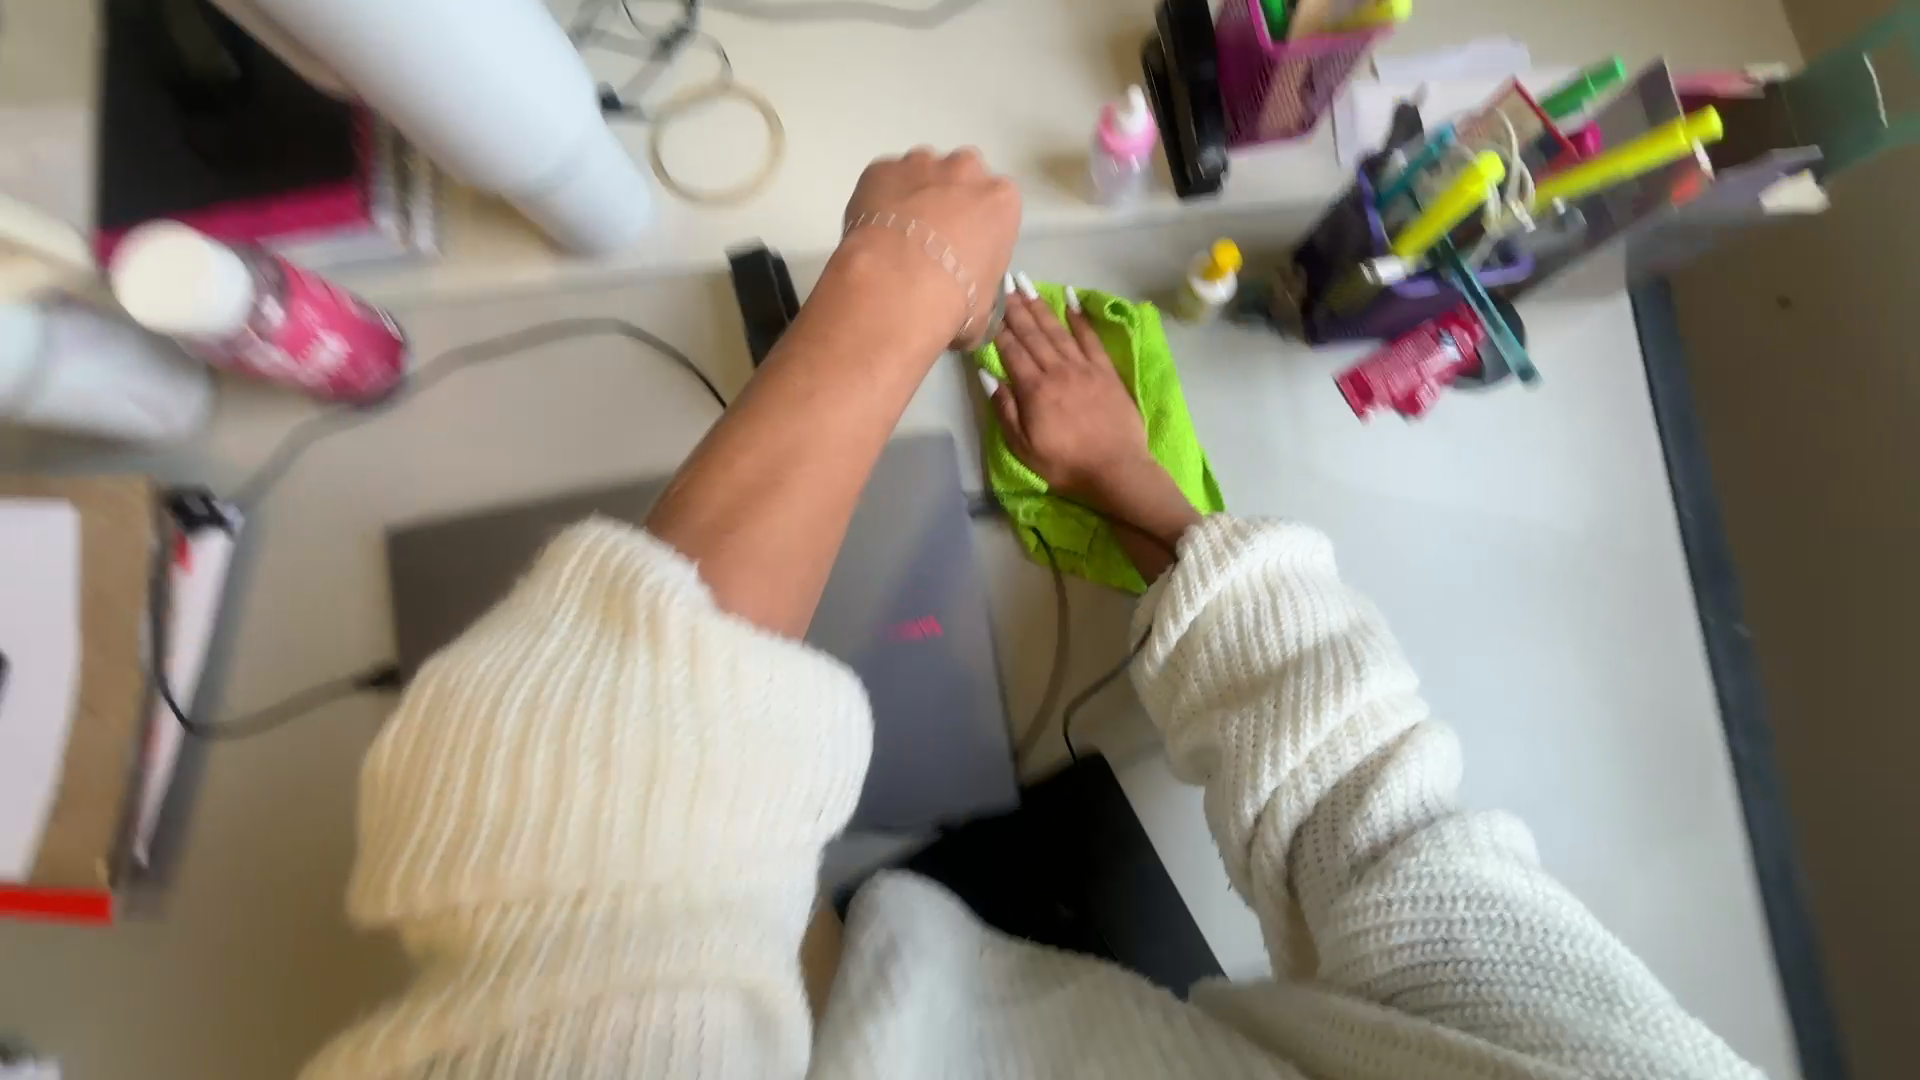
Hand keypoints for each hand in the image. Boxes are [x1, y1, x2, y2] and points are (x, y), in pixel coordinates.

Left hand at [841, 147, 1021, 348]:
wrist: (898, 286)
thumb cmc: (954, 300)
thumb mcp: (984, 310)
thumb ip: (982, 299)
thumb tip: (970, 317)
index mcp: (1001, 202)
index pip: (996, 210)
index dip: (979, 234)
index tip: (965, 256)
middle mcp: (966, 170)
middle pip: (961, 180)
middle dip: (949, 204)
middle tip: (932, 245)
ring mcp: (921, 163)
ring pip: (921, 174)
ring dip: (914, 198)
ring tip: (899, 240)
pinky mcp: (880, 168)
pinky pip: (884, 182)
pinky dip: (880, 201)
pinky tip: (874, 234)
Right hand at [985, 287, 1200, 580]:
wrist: (1116, 470)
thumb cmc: (1065, 465)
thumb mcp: (1024, 448)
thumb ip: (1006, 411)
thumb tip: (989, 376)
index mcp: (1034, 390)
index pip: (1011, 351)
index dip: (997, 328)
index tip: (986, 305)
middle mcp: (1057, 370)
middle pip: (1032, 334)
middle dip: (1015, 308)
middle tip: (1003, 283)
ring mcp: (1084, 368)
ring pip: (1057, 330)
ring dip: (1040, 306)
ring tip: (1026, 284)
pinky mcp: (1106, 371)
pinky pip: (1090, 338)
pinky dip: (1079, 318)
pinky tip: (1069, 300)